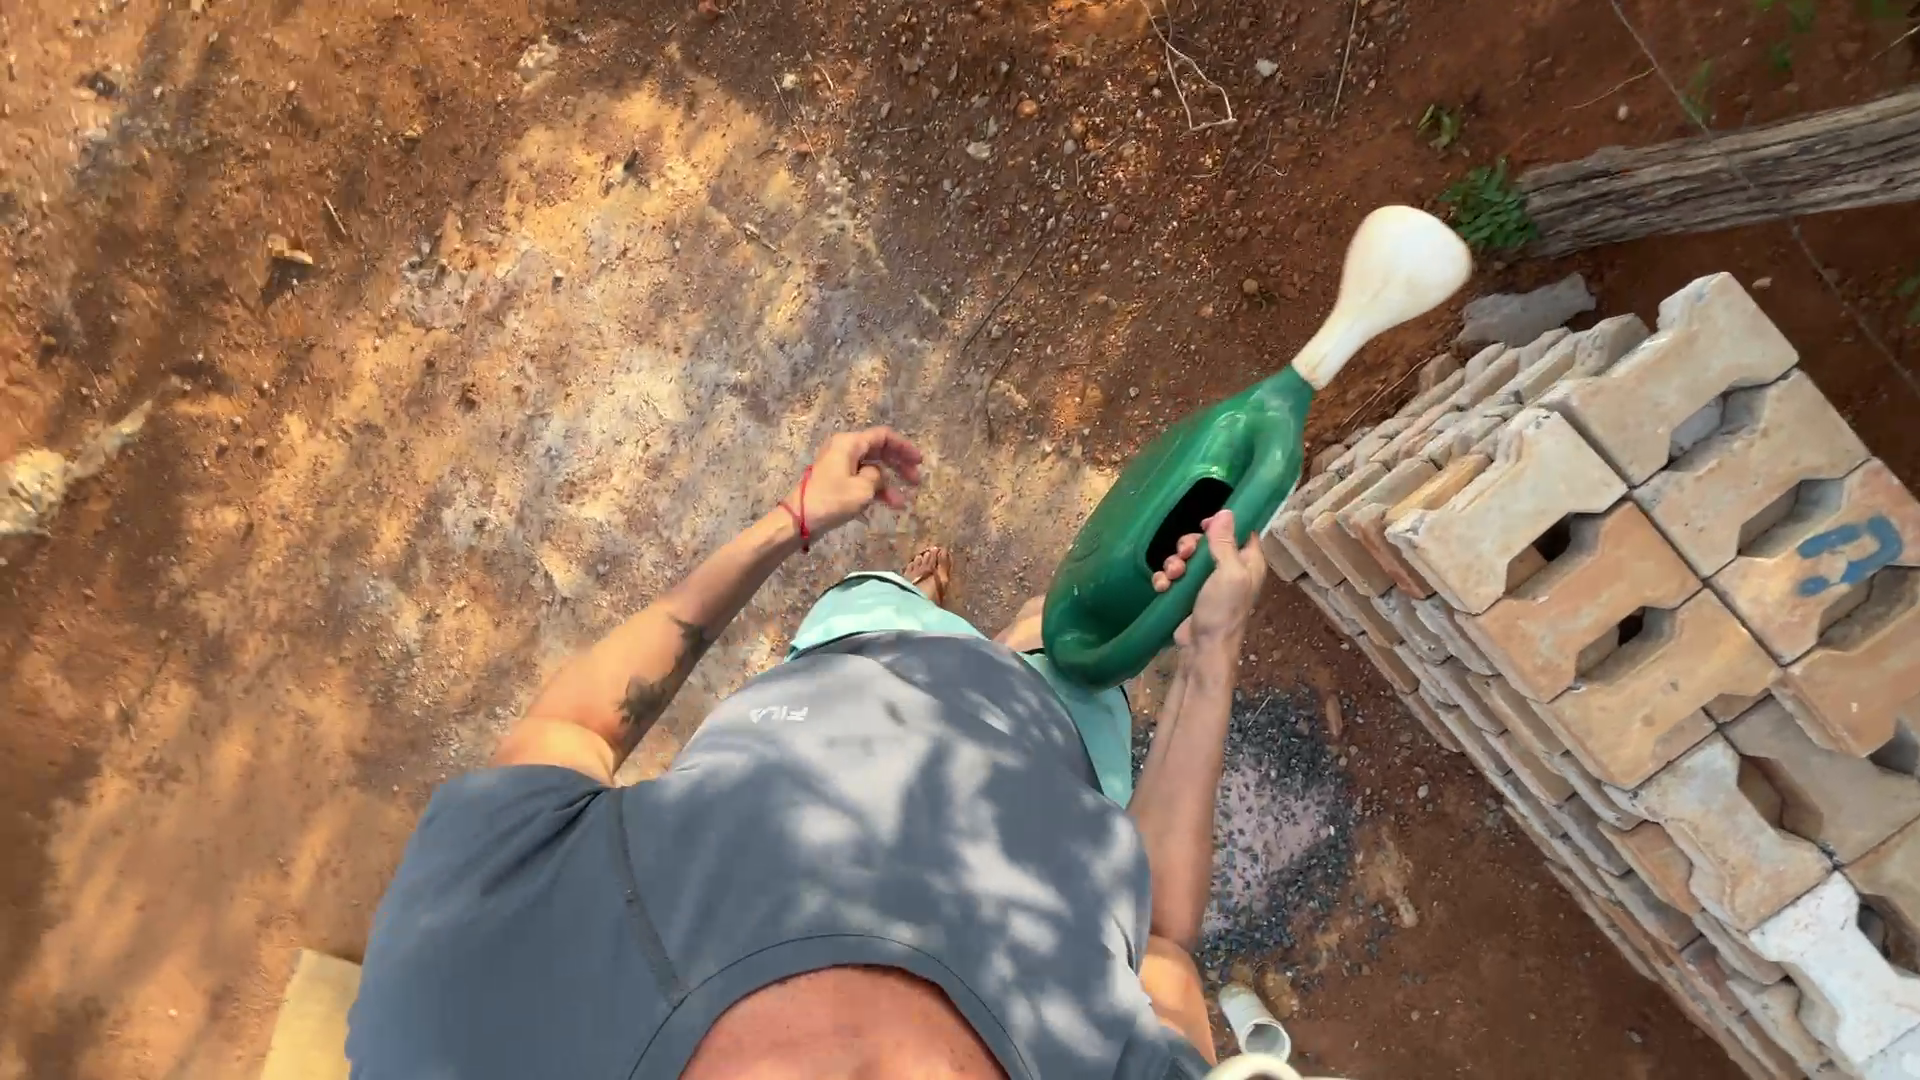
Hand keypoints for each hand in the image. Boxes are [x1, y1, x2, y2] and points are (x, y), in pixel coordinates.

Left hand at [787, 426, 924, 534]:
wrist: (798, 520)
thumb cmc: (831, 500)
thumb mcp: (862, 489)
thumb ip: (877, 477)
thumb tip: (876, 476)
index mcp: (849, 443)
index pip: (883, 437)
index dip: (904, 448)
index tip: (919, 462)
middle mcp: (844, 449)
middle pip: (878, 451)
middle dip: (899, 466)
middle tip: (915, 481)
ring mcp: (839, 465)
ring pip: (871, 469)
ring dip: (888, 484)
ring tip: (900, 504)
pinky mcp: (835, 481)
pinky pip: (860, 480)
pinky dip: (874, 490)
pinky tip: (885, 506)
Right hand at [1151, 510, 1266, 655]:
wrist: (1202, 649)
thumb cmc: (1223, 611)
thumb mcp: (1229, 573)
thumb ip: (1225, 542)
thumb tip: (1226, 511)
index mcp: (1248, 562)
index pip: (1240, 532)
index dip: (1222, 524)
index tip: (1204, 525)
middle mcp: (1229, 569)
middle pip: (1207, 542)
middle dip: (1189, 546)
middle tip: (1184, 554)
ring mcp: (1206, 582)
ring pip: (1186, 558)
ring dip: (1174, 563)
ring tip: (1172, 576)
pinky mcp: (1187, 593)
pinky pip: (1173, 576)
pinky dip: (1165, 578)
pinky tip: (1162, 587)